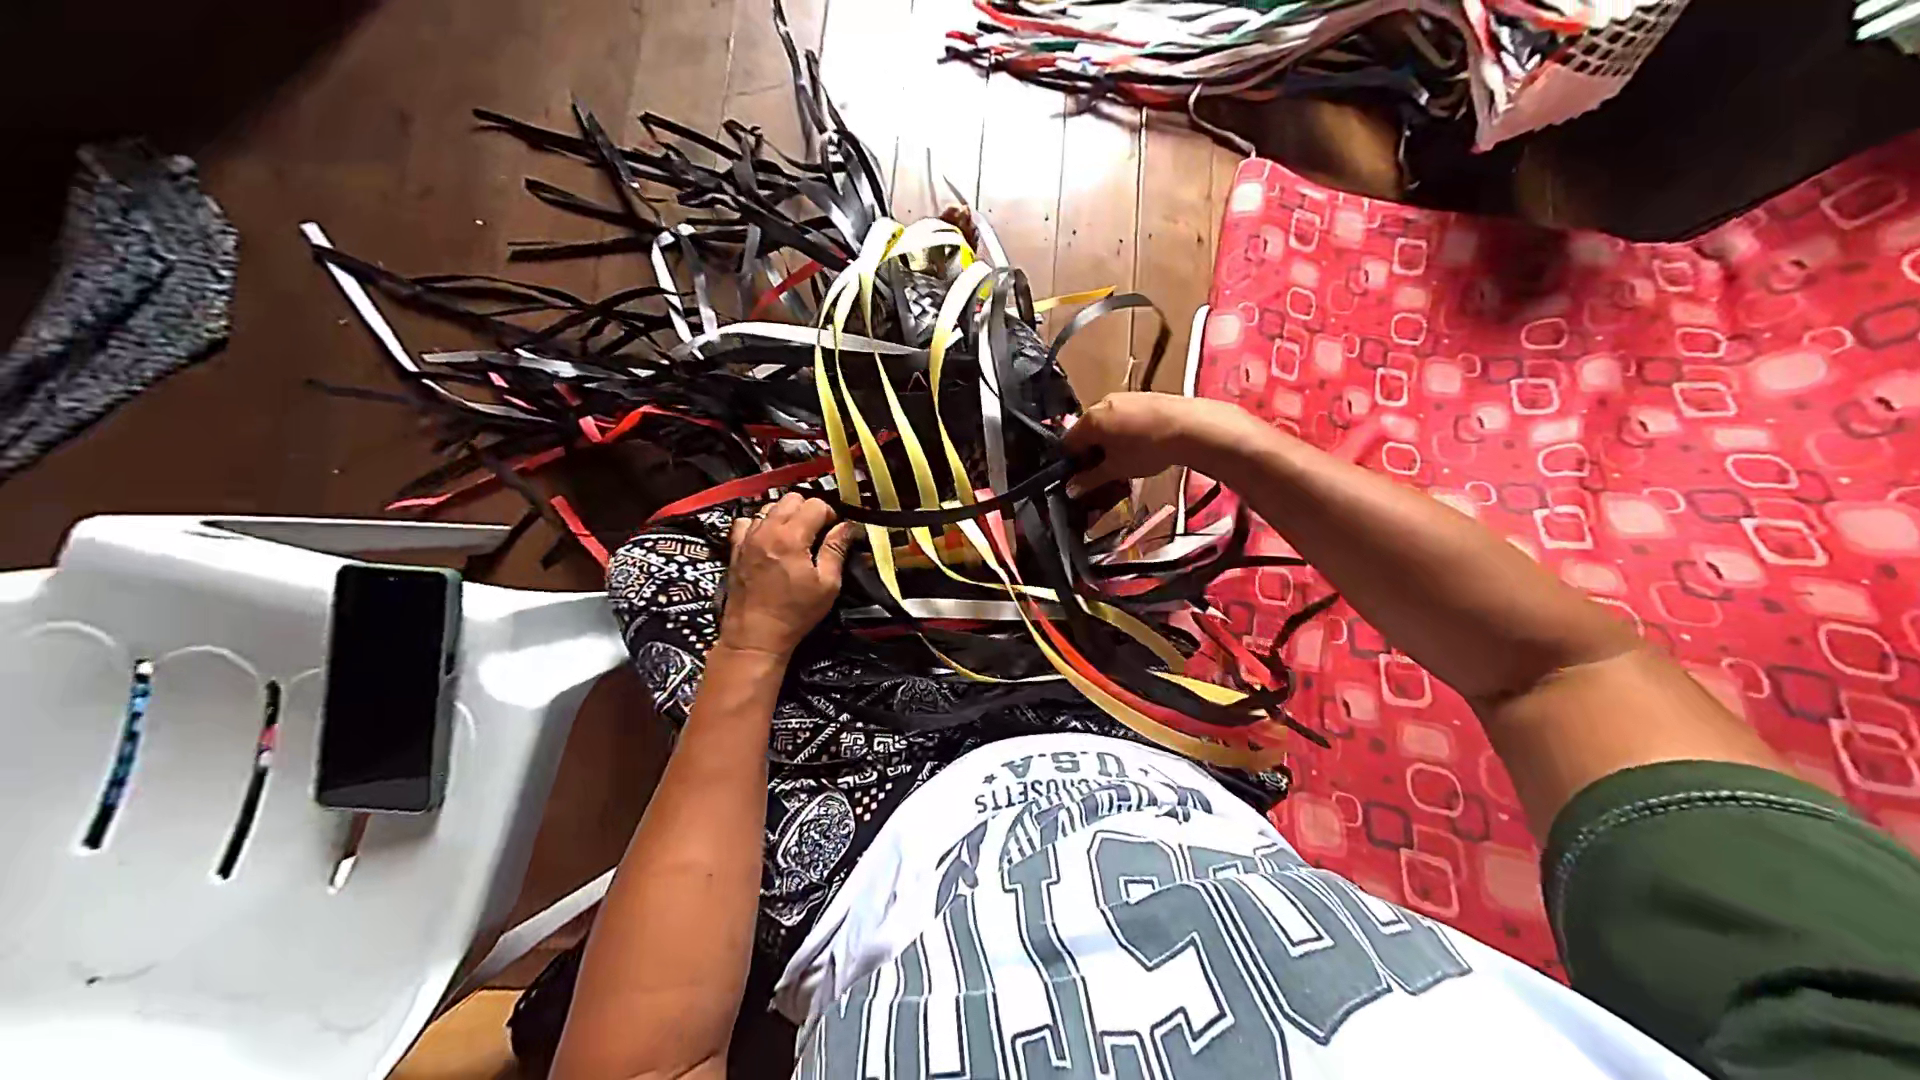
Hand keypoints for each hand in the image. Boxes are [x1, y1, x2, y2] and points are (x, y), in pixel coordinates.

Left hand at [717, 493, 856, 659]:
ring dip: (785, 515)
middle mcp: (767, 530)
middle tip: (816, 533)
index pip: (815, 504)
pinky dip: (760, 524)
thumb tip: (847, 526)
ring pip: (769, 506)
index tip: (834, 533)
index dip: (830, 515)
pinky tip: (768, 539)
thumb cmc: (795, 613)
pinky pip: (747, 521)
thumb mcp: (827, 585)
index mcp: (792, 537)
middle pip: (791, 498)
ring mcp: (748, 538)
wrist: (755, 635)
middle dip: (808, 510)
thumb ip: (836, 550)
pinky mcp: (735, 548)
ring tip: (794, 537)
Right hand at [1063, 392, 1264, 495]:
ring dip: (1107, 442)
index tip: (1081, 478)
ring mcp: (1122, 397)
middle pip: (1086, 431)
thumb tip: (1070, 489)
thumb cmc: (1146, 449)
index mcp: (1089, 420)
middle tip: (1102, 472)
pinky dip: (1122, 431)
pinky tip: (1139, 445)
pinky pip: (1122, 416)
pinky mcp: (1141, 397)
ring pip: (1105, 423)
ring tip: (1123, 459)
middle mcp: (1101, 403)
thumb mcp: (1117, 469)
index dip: (1071, 463)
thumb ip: (1091, 479)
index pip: (1067, 443)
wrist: (1189, 426)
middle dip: (1090, 452)